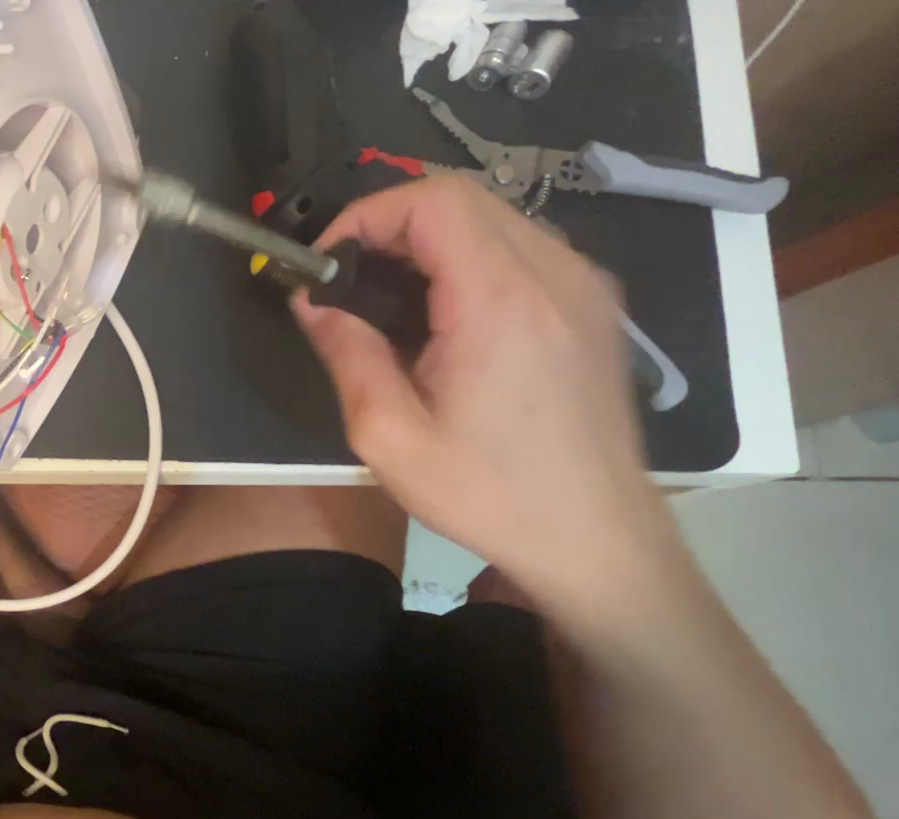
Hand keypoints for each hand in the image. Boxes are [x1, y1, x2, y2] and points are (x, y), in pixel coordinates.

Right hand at [290, 177, 673, 607]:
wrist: (592, 532)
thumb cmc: (485, 491)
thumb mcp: (388, 434)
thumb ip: (348, 354)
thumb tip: (311, 303)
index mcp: (498, 301)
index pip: (432, 202)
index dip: (367, 214)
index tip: (326, 261)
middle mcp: (553, 273)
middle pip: (464, 200)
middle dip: (390, 225)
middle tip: (345, 281)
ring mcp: (583, 285)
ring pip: (495, 220)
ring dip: (429, 242)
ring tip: (386, 302)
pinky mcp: (593, 306)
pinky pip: (523, 251)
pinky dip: (469, 261)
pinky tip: (441, 318)